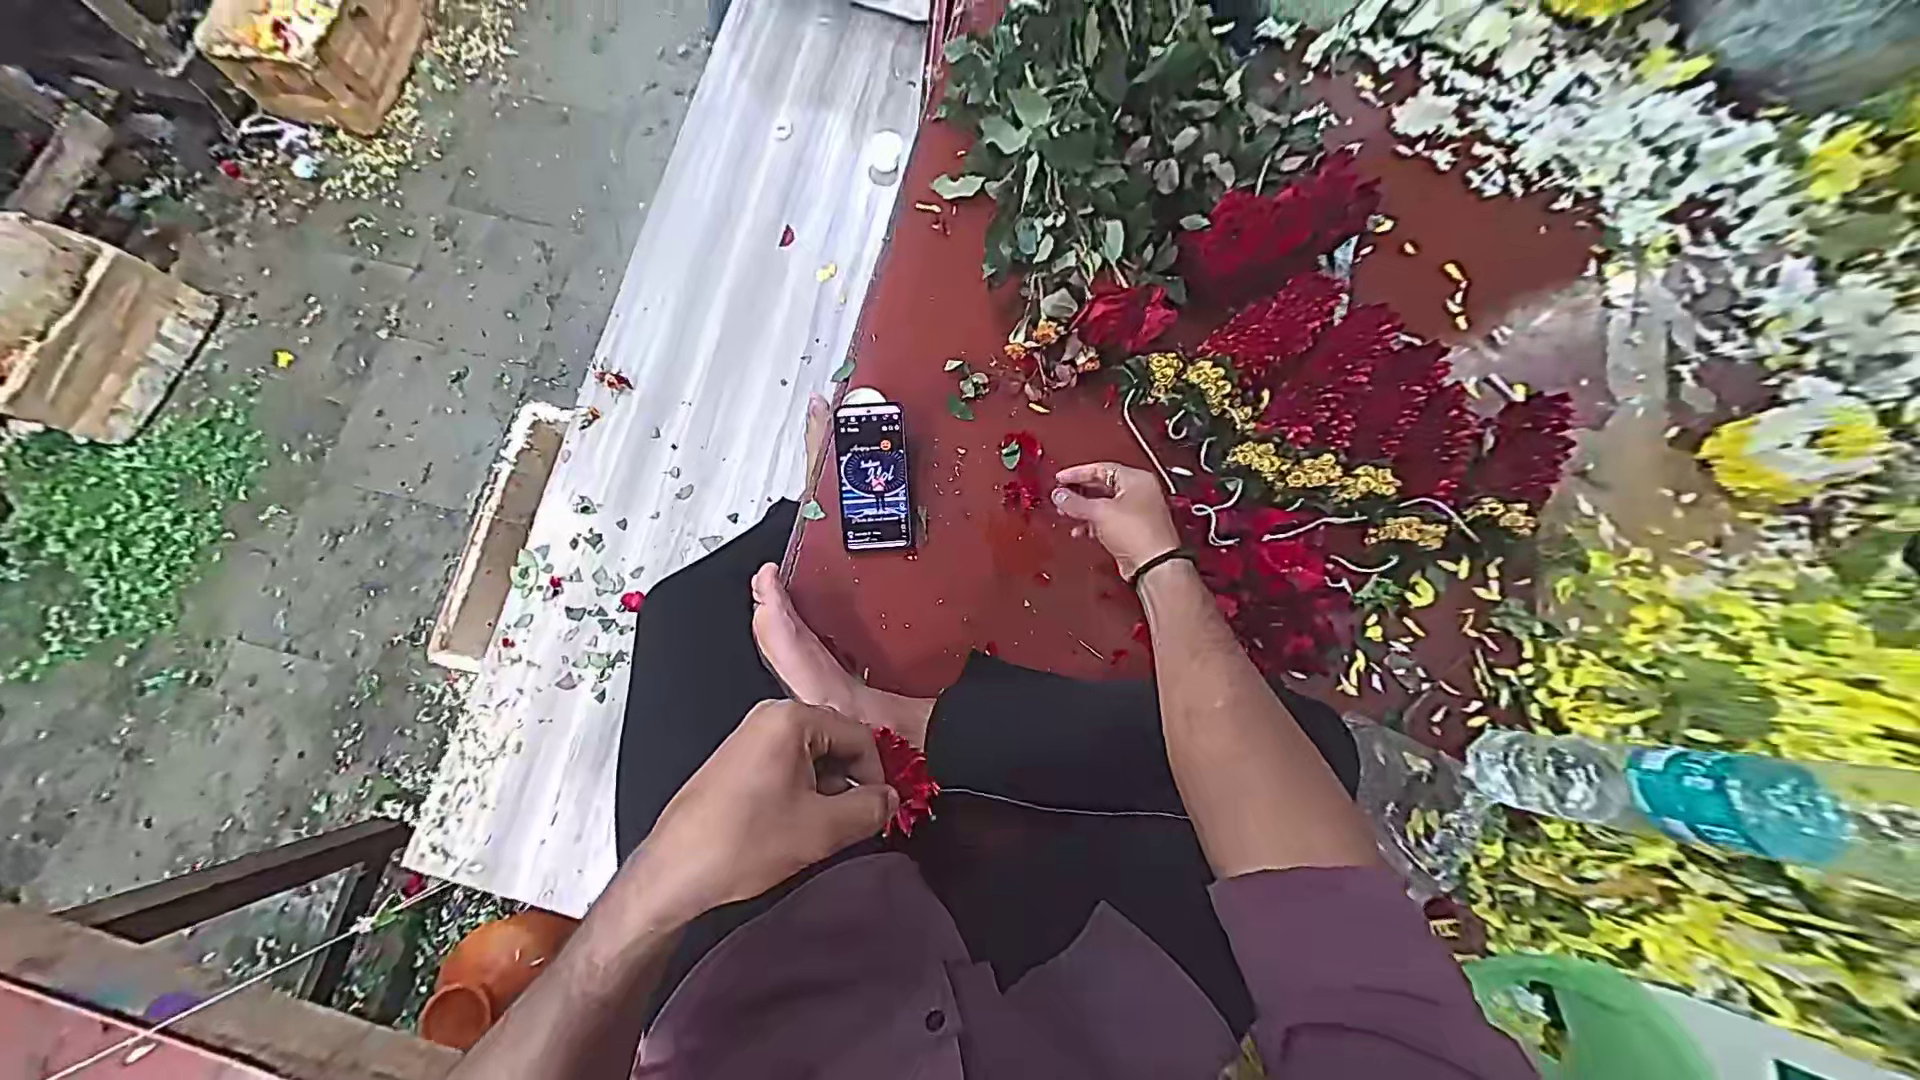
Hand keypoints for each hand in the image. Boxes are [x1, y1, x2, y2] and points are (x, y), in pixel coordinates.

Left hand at [628, 700, 898, 919]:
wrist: (671, 874)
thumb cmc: (739, 844)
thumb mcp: (821, 829)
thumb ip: (870, 809)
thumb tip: (890, 799)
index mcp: (791, 718)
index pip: (859, 736)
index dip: (876, 774)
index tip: (879, 807)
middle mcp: (770, 716)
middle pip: (837, 742)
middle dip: (848, 783)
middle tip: (848, 822)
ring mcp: (752, 735)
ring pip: (814, 755)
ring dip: (826, 789)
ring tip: (815, 828)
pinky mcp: (740, 757)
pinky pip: (789, 763)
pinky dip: (802, 790)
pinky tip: (792, 824)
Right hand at [1051, 462, 1181, 579]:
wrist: (1153, 564)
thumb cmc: (1139, 534)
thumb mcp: (1099, 512)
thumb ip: (1075, 502)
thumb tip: (1060, 495)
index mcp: (1136, 479)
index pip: (1102, 468)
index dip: (1078, 473)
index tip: (1062, 478)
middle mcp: (1140, 492)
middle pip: (1102, 486)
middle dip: (1079, 492)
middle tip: (1062, 495)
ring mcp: (1138, 511)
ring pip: (1104, 505)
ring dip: (1084, 509)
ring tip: (1067, 513)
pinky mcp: (1134, 530)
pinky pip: (1109, 521)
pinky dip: (1093, 523)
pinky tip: (1081, 530)